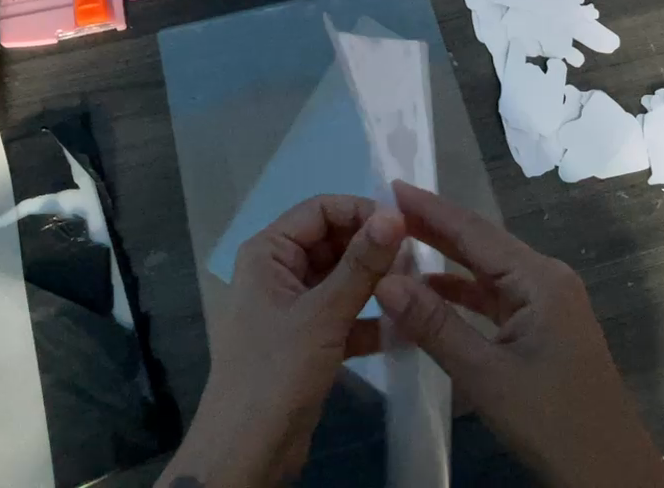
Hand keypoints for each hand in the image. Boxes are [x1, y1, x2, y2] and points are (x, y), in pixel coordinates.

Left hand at [161, 195, 404, 487]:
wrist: (246, 453)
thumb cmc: (276, 372)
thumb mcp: (322, 314)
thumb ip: (360, 264)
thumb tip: (394, 214)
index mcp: (269, 251)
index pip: (320, 209)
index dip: (362, 212)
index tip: (406, 228)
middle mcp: (278, 270)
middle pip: (332, 241)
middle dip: (372, 249)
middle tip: (417, 262)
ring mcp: (292, 305)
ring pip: (340, 278)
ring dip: (374, 283)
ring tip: (415, 290)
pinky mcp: (307, 338)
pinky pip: (343, 313)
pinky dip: (369, 318)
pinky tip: (403, 327)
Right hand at [375, 181, 663, 487]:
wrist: (614, 479)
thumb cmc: (553, 423)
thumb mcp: (486, 376)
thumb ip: (435, 325)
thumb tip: (384, 281)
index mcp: (538, 279)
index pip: (474, 230)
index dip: (430, 208)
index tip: (391, 184)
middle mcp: (545, 279)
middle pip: (481, 244)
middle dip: (433, 228)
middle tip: (384, 212)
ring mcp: (546, 304)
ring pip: (486, 271)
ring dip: (444, 262)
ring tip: (397, 247)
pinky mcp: (542, 328)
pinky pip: (495, 298)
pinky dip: (461, 294)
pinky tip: (428, 295)